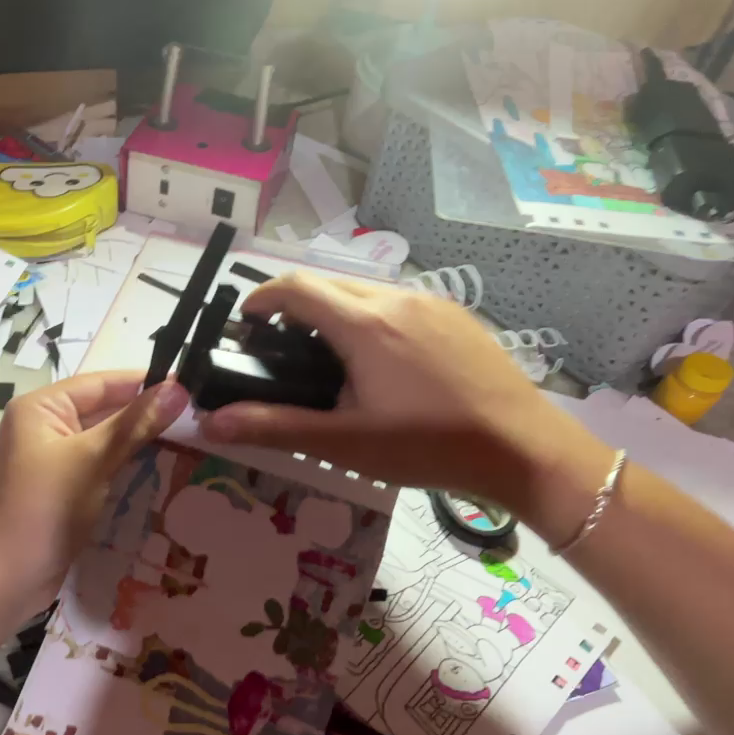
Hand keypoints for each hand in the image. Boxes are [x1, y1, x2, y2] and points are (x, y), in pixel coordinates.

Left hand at [0, 372, 187, 609]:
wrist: (9, 576)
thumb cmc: (47, 508)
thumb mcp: (93, 459)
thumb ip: (135, 423)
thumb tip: (178, 390)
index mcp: (40, 406)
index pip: (102, 382)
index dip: (145, 382)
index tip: (191, 384)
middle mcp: (42, 424)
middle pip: (102, 407)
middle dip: (145, 411)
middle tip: (197, 412)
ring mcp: (50, 456)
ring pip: (103, 436)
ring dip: (139, 437)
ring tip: (188, 433)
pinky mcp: (60, 484)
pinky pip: (98, 461)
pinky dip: (125, 460)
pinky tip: (159, 462)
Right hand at [198, 273, 611, 525]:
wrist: (524, 450)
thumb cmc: (428, 446)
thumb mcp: (345, 442)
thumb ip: (274, 427)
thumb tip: (210, 422)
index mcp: (364, 324)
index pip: (294, 286)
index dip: (260, 298)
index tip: (245, 325)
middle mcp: (396, 299)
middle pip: (327, 284)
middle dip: (294, 306)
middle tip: (279, 349)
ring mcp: (431, 304)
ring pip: (364, 292)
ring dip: (333, 312)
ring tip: (326, 359)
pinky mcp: (456, 317)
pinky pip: (397, 303)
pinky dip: (369, 318)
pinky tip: (379, 362)